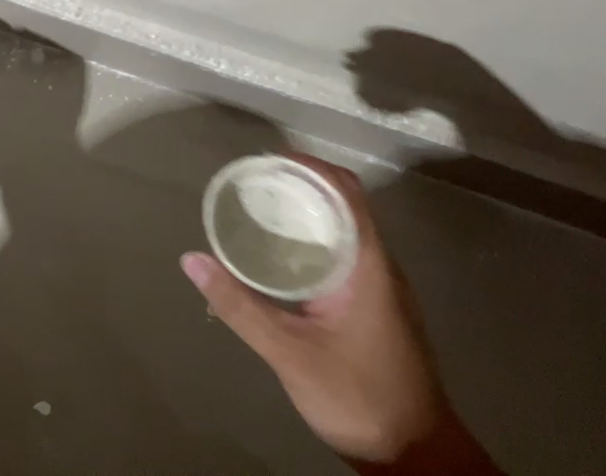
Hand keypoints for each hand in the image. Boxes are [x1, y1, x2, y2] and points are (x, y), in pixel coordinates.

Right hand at [180, 156, 450, 463]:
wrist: (414, 456)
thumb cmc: (357, 396)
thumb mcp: (289, 352)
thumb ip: (239, 305)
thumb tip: (191, 259)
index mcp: (368, 266)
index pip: (345, 192)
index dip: (309, 165)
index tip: (265, 160)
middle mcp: (379, 267)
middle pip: (344, 203)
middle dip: (299, 183)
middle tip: (249, 181)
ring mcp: (379, 288)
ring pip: (343, 229)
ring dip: (306, 210)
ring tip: (256, 207)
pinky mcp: (372, 307)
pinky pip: (341, 253)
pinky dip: (311, 238)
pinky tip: (278, 253)